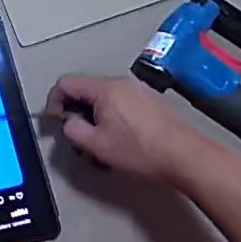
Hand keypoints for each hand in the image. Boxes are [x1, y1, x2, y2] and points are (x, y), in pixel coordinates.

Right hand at [42, 74, 213, 187]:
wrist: (186, 158)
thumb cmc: (146, 152)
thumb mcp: (96, 146)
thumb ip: (72, 130)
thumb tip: (68, 124)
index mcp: (106, 89)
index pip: (66, 83)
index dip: (54, 101)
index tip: (56, 118)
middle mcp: (122, 83)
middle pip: (85, 89)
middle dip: (76, 111)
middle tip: (79, 134)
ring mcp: (138, 90)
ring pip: (103, 97)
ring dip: (95, 115)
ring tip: (102, 140)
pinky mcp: (150, 101)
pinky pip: (121, 102)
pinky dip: (112, 116)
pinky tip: (121, 139)